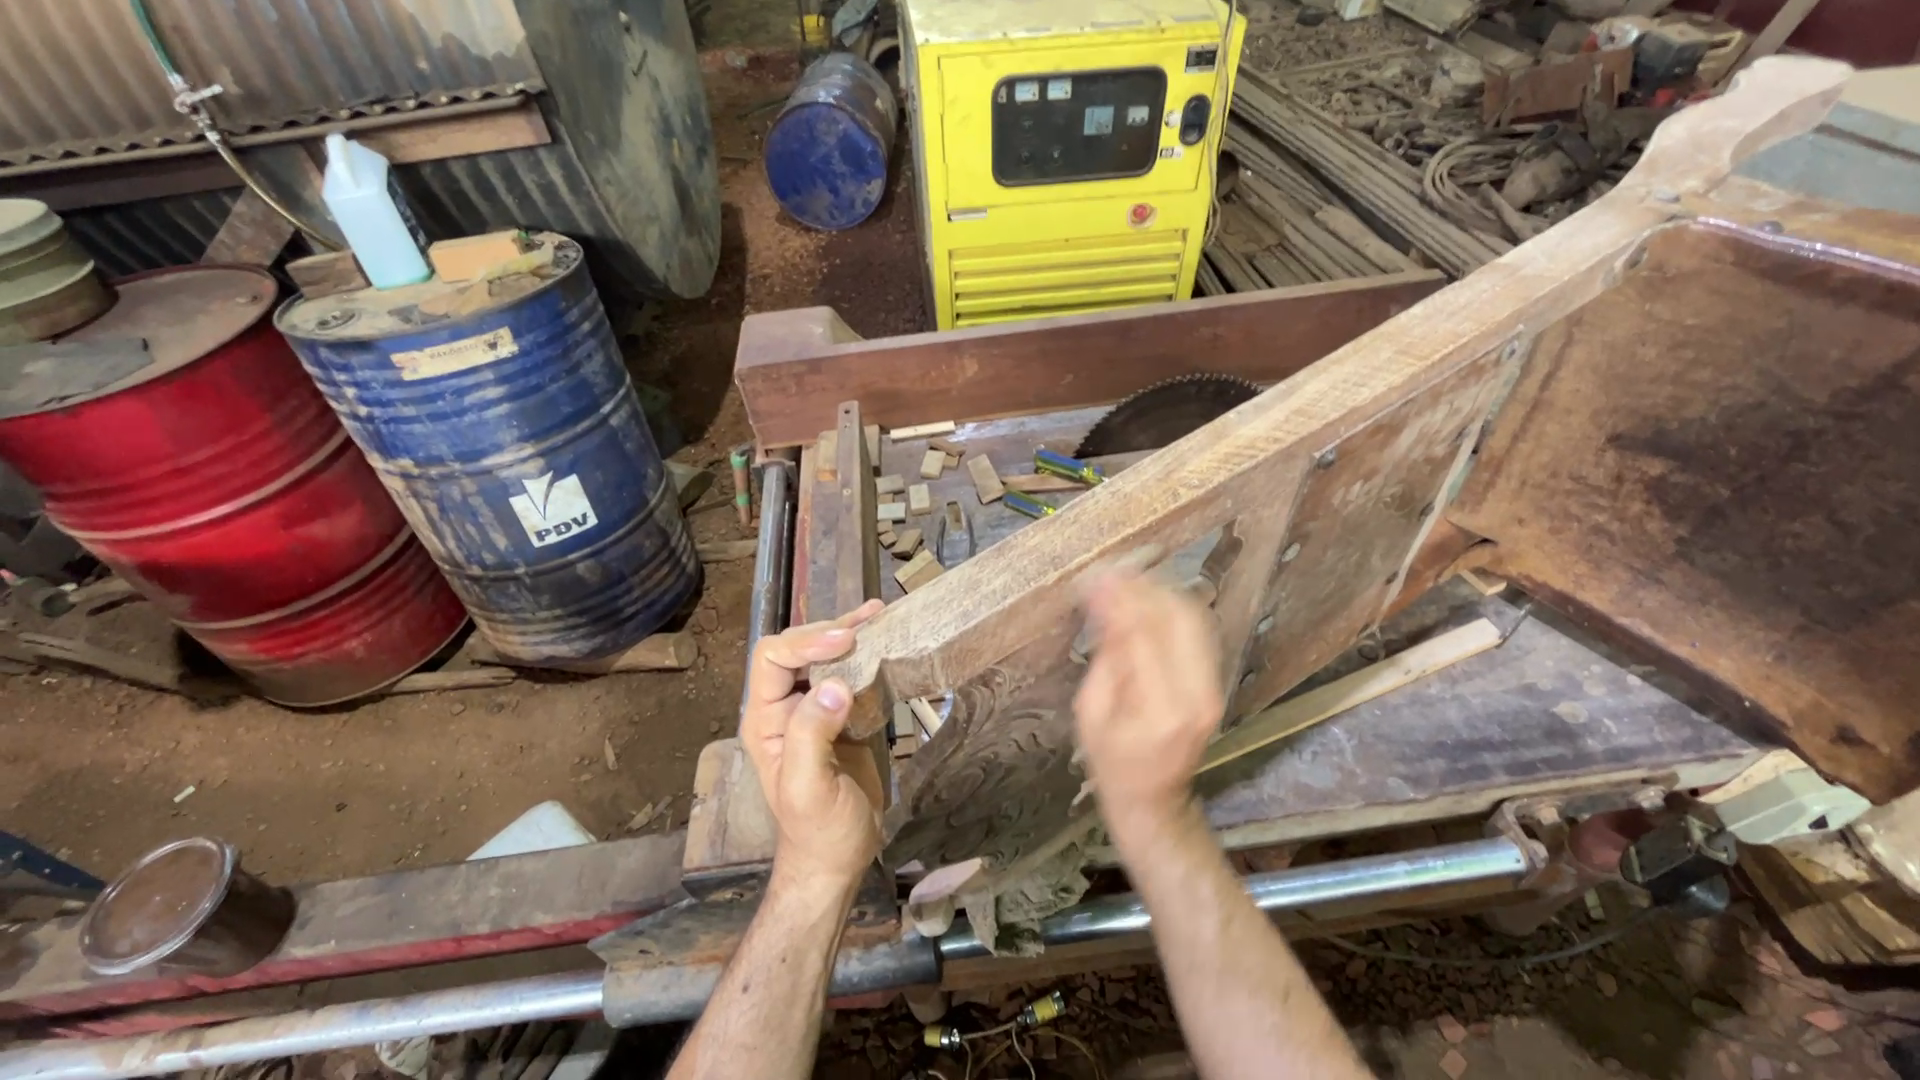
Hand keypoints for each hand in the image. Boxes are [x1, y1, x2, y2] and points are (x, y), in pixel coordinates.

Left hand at [742, 599, 886, 889]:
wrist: (839, 859)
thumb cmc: (818, 831)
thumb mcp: (808, 790)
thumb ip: (811, 735)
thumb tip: (836, 685)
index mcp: (765, 720)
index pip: (773, 658)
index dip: (806, 642)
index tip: (846, 640)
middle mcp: (785, 706)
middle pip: (797, 649)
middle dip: (828, 630)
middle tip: (868, 624)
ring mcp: (814, 709)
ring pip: (823, 656)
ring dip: (848, 631)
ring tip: (878, 613)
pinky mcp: (843, 716)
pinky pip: (850, 674)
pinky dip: (866, 653)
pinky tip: (884, 635)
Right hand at [1072, 568, 1224, 835]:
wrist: (1155, 798)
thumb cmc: (1111, 763)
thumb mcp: (1090, 714)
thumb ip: (1105, 658)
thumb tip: (1104, 603)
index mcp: (1161, 710)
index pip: (1142, 636)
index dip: (1118, 600)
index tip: (1094, 576)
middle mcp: (1197, 693)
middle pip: (1176, 618)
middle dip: (1142, 586)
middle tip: (1110, 570)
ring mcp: (1213, 686)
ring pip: (1193, 618)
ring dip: (1159, 590)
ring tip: (1127, 576)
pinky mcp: (1216, 680)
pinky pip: (1199, 629)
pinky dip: (1173, 605)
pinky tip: (1149, 595)